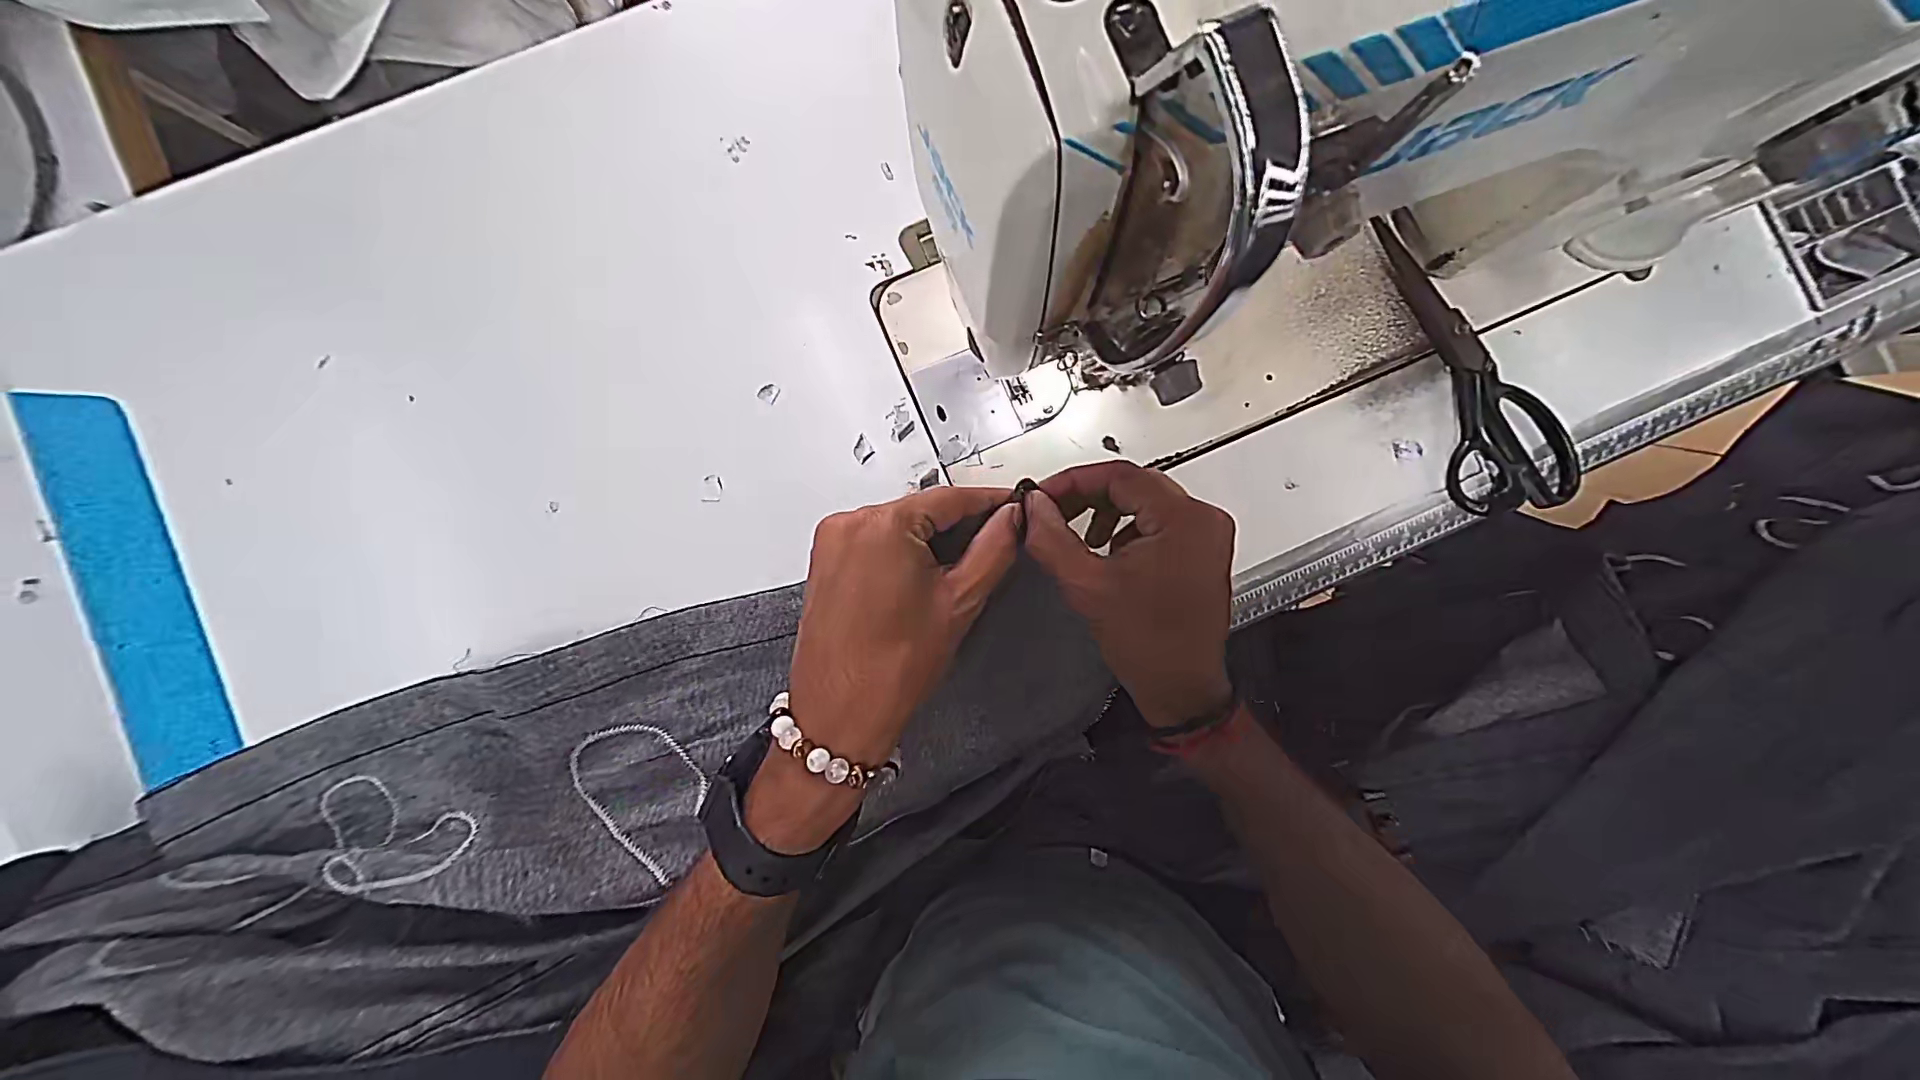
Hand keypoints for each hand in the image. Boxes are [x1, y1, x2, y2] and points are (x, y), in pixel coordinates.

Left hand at [749, 487, 1021, 851]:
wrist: (841, 712)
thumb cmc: (888, 669)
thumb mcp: (960, 601)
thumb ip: (994, 548)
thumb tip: (1010, 520)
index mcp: (883, 525)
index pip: (950, 496)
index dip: (989, 501)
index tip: (1010, 505)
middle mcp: (850, 524)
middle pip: (922, 508)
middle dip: (960, 522)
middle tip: (997, 537)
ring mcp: (833, 542)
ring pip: (898, 524)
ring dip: (931, 537)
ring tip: (958, 569)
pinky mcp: (826, 561)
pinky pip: (875, 540)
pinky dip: (903, 550)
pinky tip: (924, 576)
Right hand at [1024, 462, 1235, 727]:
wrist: (1180, 685)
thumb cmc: (1151, 645)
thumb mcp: (1086, 585)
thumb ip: (1051, 538)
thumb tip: (1036, 507)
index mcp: (1183, 521)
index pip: (1119, 476)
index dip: (1073, 482)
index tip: (1046, 495)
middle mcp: (1203, 521)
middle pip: (1133, 484)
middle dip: (1087, 495)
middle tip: (1054, 510)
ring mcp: (1207, 535)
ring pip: (1145, 501)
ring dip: (1106, 511)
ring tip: (1081, 536)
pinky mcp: (1202, 549)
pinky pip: (1158, 520)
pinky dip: (1127, 527)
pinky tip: (1108, 550)